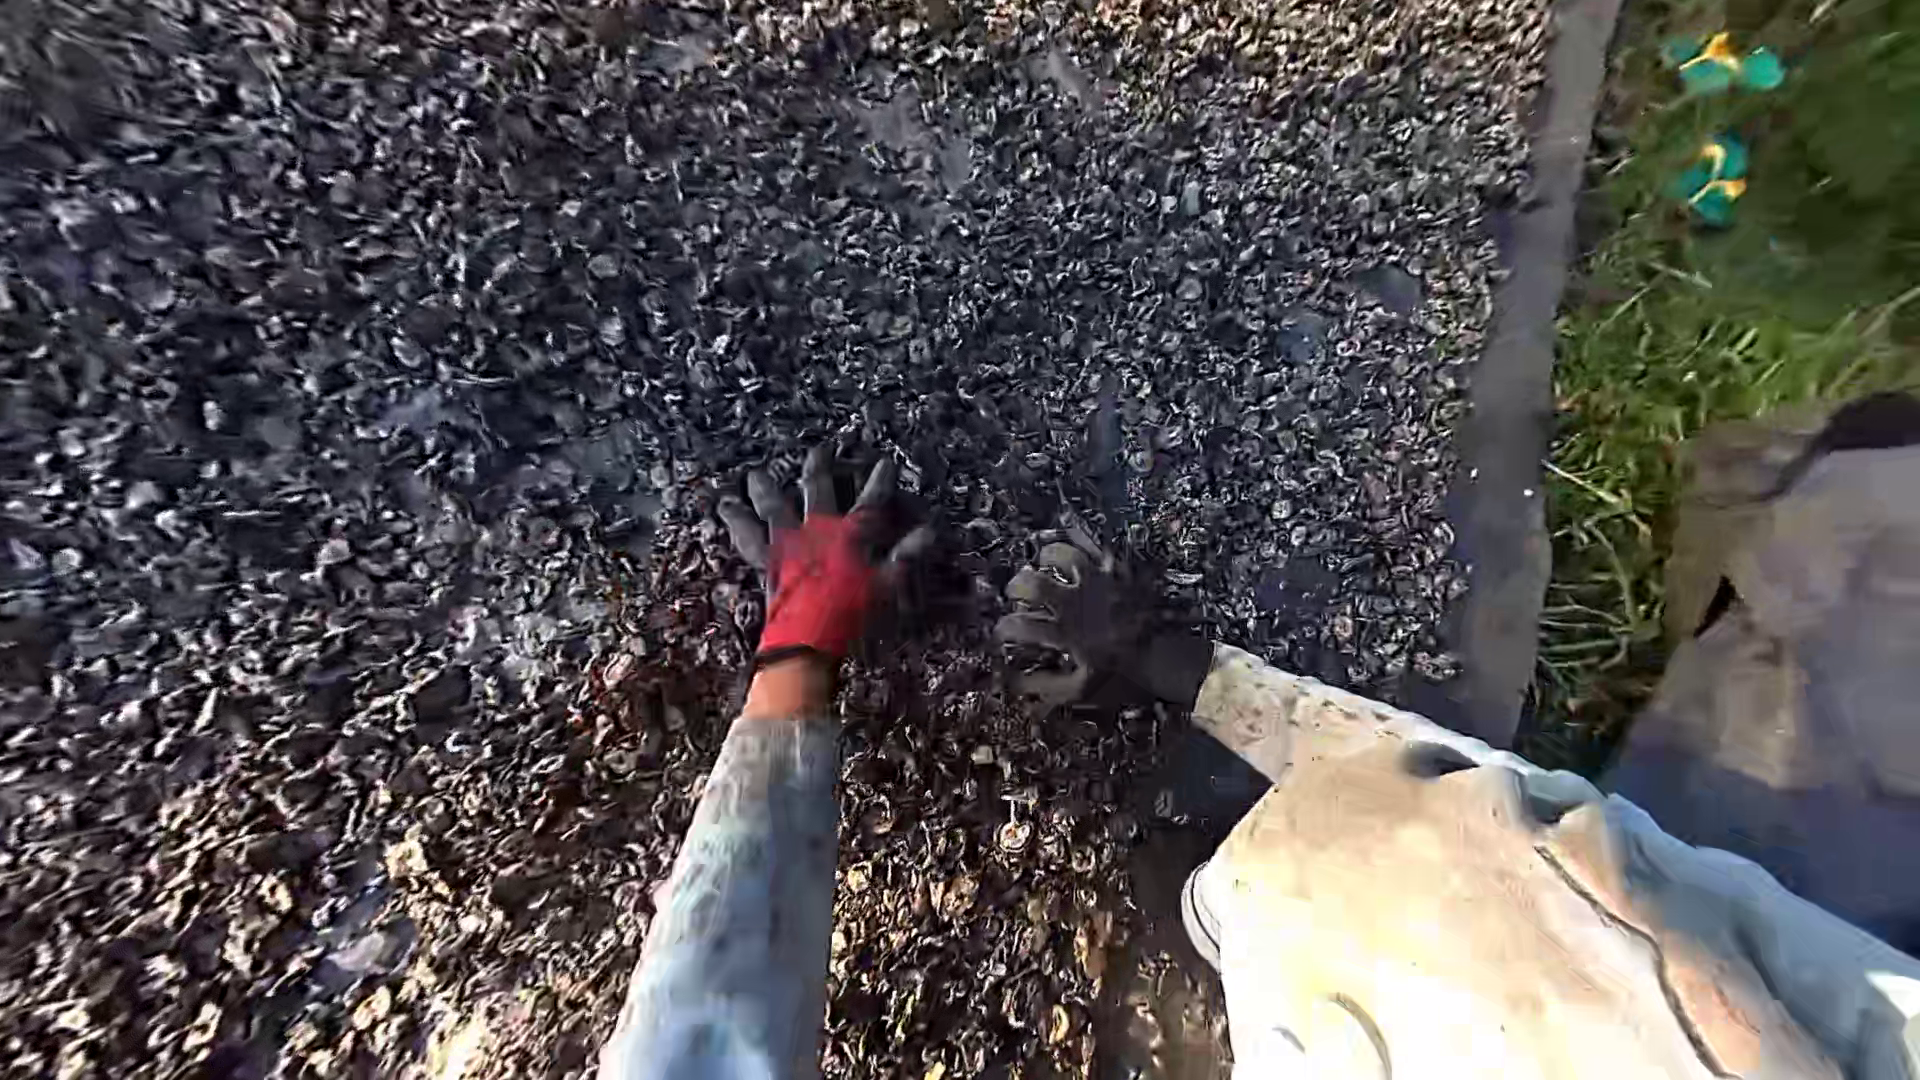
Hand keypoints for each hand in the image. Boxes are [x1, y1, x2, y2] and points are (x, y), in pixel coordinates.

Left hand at [719, 444, 931, 662]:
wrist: (809, 635)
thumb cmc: (851, 611)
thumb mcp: (886, 586)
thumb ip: (905, 557)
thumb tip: (928, 534)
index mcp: (848, 534)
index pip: (870, 500)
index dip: (879, 480)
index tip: (884, 464)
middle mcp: (817, 529)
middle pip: (817, 488)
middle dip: (819, 467)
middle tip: (819, 450)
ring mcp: (789, 541)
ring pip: (775, 505)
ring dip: (766, 488)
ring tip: (755, 474)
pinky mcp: (768, 559)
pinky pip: (747, 535)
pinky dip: (736, 521)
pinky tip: (724, 507)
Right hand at [993, 531, 1211, 707]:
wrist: (1164, 656)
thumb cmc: (1119, 674)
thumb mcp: (1079, 690)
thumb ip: (1042, 686)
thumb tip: (1008, 682)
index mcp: (1064, 632)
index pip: (1019, 626)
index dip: (1002, 630)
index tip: (998, 634)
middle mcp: (1075, 601)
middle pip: (1032, 583)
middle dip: (1016, 587)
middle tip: (1015, 593)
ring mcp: (1096, 580)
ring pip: (1060, 555)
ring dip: (1045, 560)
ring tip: (1043, 565)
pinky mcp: (1114, 568)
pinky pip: (1092, 542)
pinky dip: (1077, 536)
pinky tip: (1068, 539)